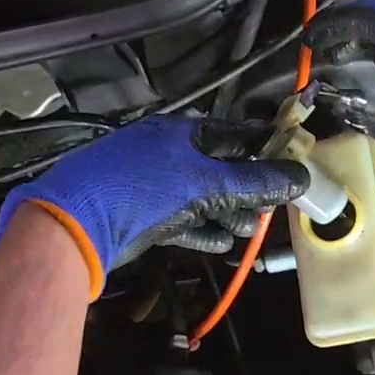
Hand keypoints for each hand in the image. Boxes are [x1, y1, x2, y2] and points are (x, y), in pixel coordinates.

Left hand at [0, 116, 309, 295]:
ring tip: (251, 229)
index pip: (232, 133)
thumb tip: (300, 177)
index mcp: (179, 133)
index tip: (290, 157)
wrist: (75, 223)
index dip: (262, 145)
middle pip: (218, 168)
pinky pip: (181, 221)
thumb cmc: (142, 188)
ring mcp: (150, 186)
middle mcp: (165, 154)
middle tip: (274, 205)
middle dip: (247, 188)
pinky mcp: (141, 216)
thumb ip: (253, 182)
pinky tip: (222, 242)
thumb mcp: (204, 182)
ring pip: (201, 197)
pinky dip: (202, 230)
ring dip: (228, 213)